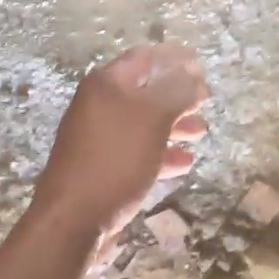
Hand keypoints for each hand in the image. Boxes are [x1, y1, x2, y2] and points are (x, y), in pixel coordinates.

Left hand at [32, 44, 208, 244]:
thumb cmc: (115, 159)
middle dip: (178, 95)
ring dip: (174, 124)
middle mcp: (99, 105)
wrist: (72, 221)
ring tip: (201, 133)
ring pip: (144, 122)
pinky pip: (137, 151)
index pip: (145, 58)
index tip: (202, 69)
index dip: (175, 60)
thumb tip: (193, 74)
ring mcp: (99, 137)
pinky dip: (161, 153)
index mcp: (107, 83)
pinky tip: (184, 163)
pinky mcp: (102, 167)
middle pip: (146, 90)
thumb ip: (177, 90)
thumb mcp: (153, 117)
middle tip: (206, 101)